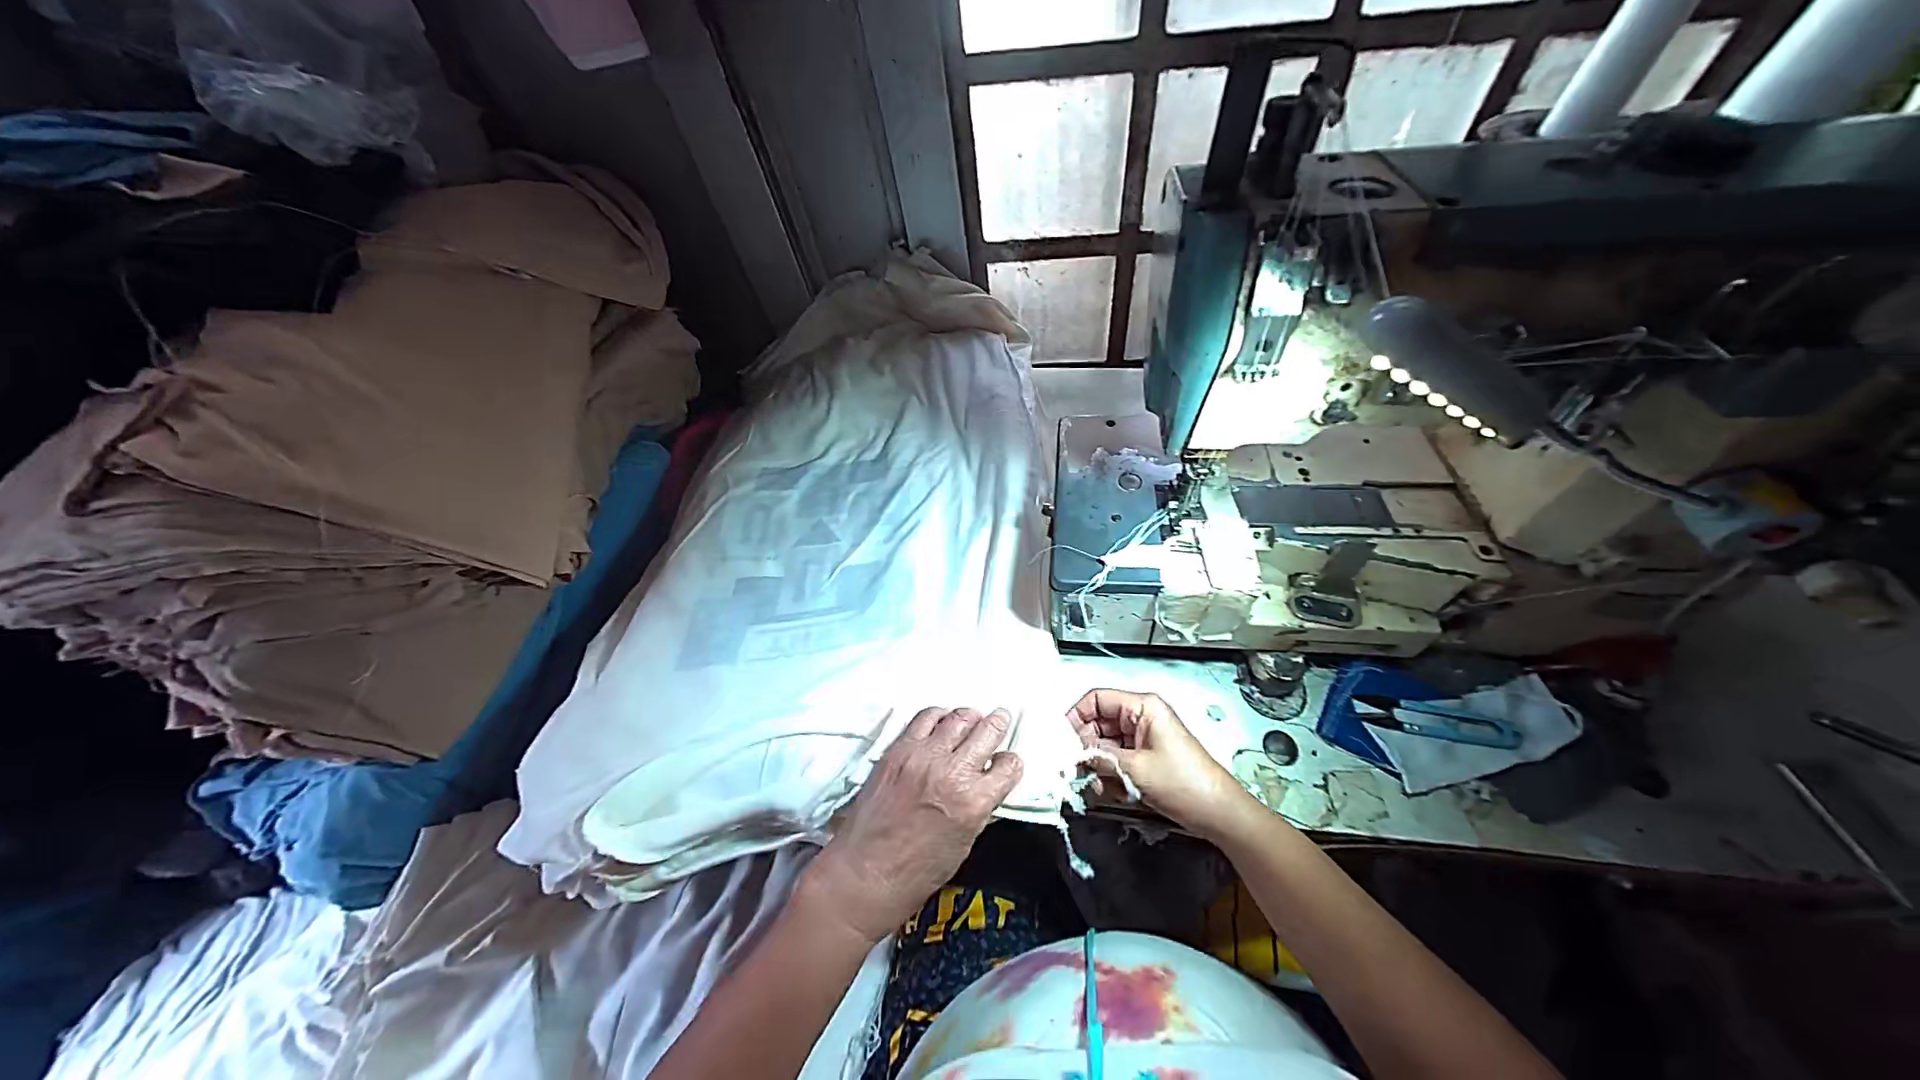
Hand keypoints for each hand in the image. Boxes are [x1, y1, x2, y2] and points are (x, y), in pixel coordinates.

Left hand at [802, 707, 1023, 942]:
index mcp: (974, 801)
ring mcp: (923, 756)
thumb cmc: (915, 871)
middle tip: (999, 720)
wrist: (866, 872)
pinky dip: (939, 716)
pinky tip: (942, 720)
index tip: (1005, 762)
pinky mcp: (899, 750)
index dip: (1009, 763)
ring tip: (972, 718)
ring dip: (970, 718)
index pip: (1008, 766)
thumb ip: (979, 805)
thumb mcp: (965, 841)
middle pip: (987, 731)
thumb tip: (986, 784)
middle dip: (997, 725)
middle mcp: (952, 772)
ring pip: (958, 718)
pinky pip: (925, 718)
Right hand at [1067, 688, 1261, 839]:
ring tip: (1099, 785)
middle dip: (1086, 746)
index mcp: (1142, 707)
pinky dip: (1110, 775)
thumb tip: (1073, 758)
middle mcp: (1141, 717)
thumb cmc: (1183, 783)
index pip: (1095, 699)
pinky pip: (1117, 760)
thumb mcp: (1134, 769)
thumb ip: (1099, 759)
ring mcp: (1143, 739)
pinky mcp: (1145, 759)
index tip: (1062, 741)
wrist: (1217, 813)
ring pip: (1105, 744)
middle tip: (1076, 768)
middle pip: (1098, 723)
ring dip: (1098, 765)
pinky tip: (1112, 792)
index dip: (1075, 717)